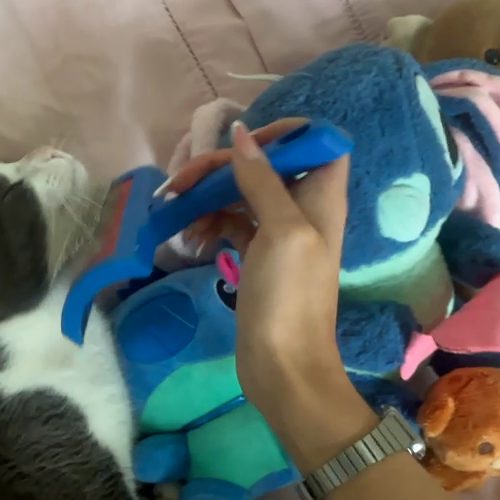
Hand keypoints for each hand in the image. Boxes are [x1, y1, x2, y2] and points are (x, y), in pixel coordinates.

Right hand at [168, 120, 377, 468]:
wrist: (283, 366)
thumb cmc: (289, 297)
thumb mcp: (281, 231)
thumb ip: (262, 179)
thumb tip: (241, 133)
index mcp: (322, 196)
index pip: (316, 142)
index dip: (284, 134)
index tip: (244, 144)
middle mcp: (303, 208)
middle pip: (265, 165)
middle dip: (223, 167)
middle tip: (182, 182)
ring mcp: (278, 233)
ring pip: (241, 193)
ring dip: (208, 196)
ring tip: (177, 213)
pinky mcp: (256, 256)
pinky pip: (231, 223)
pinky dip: (210, 223)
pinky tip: (191, 239)